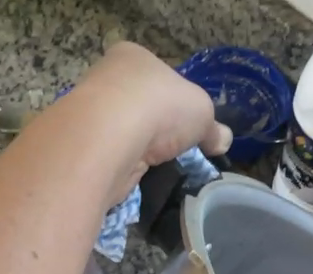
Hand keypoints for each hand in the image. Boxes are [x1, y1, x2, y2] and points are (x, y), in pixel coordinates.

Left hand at [61, 43, 233, 199]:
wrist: (111, 137)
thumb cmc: (160, 107)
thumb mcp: (202, 112)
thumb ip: (213, 127)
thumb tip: (222, 140)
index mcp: (134, 57)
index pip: (160, 78)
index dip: (179, 102)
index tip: (190, 127)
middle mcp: (109, 79)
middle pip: (144, 108)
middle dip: (161, 131)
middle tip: (180, 151)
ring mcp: (95, 114)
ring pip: (130, 135)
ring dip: (146, 151)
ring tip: (165, 168)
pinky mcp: (90, 148)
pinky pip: (118, 159)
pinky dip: (132, 169)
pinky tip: (144, 177)